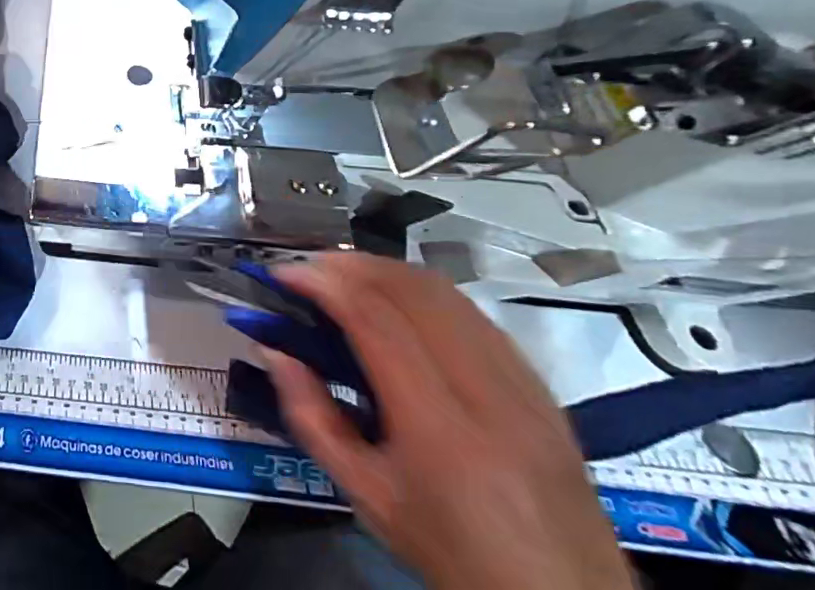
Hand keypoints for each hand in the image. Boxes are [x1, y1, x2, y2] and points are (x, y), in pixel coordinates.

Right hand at [266, 254, 632, 589]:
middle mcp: (488, 392)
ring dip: (387, 271)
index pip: (376, 322)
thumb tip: (275, 352)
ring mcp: (522, 382)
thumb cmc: (450, 549)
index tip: (285, 272)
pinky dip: (425, 293)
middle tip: (310, 268)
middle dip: (352, 265)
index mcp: (439, 429)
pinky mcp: (540, 382)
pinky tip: (399, 304)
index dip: (324, 284)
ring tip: (346, 276)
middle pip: (413, 291)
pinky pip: (475, 314)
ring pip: (448, 293)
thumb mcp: (366, 496)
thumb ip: (313, 418)